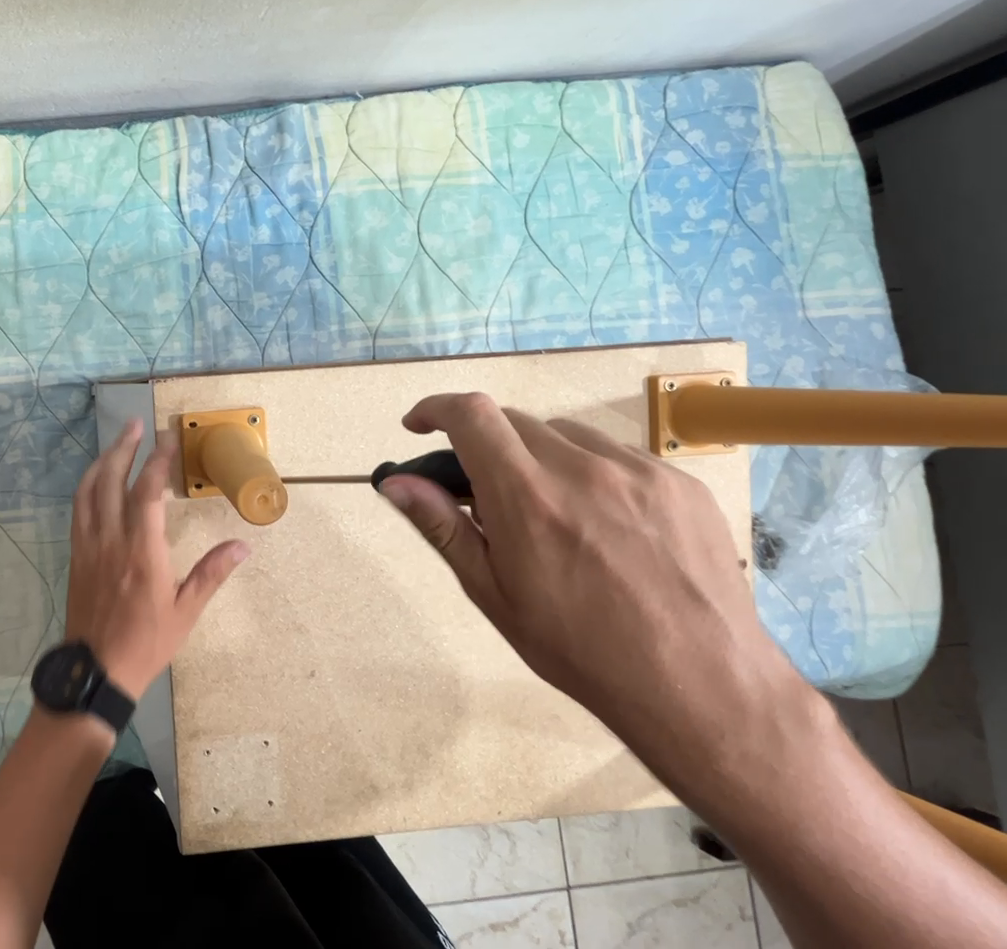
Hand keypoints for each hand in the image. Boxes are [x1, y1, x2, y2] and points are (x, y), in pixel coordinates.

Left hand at [64, 417, 249, 699]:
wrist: (96, 670)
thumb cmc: (146, 642)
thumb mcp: (186, 612)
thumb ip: (211, 574)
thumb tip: (243, 545)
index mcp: (142, 551)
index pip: (147, 492)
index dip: (157, 461)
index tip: (167, 439)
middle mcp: (110, 540)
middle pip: (111, 480)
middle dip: (123, 448)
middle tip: (135, 425)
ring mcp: (88, 545)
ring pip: (88, 491)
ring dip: (101, 462)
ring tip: (116, 444)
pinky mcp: (76, 555)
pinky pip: (77, 510)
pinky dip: (87, 487)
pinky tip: (96, 481)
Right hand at [375, 393, 804, 756]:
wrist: (699, 684)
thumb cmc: (576, 646)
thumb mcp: (491, 592)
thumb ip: (442, 526)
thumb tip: (395, 481)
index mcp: (528, 496)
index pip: (471, 416)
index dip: (436, 409)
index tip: (419, 426)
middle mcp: (583, 467)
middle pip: (514, 422)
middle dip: (485, 444)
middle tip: (482, 492)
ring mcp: (640, 471)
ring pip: (567, 437)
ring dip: (538, 457)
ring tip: (548, 513)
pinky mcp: (681, 484)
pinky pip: (618, 457)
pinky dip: (590, 473)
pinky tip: (602, 524)